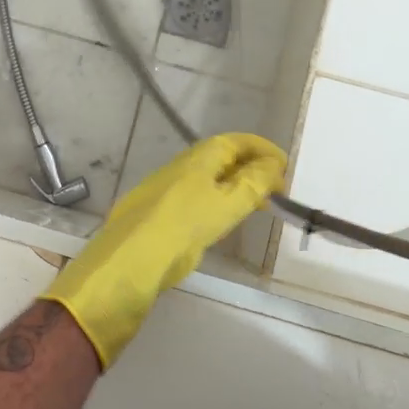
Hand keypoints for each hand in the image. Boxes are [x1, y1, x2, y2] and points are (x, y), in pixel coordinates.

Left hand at [43, 133, 285, 367]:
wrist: (124, 266)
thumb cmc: (179, 229)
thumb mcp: (225, 205)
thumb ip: (252, 183)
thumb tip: (272, 165)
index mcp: (196, 159)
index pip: (234, 141)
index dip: (261, 148)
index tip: (285, 165)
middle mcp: (178, 168)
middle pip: (219, 158)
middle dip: (249, 167)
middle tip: (275, 188)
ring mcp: (163, 192)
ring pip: (205, 180)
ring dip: (232, 186)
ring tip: (254, 205)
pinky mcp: (155, 217)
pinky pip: (193, 199)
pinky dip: (215, 203)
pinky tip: (218, 223)